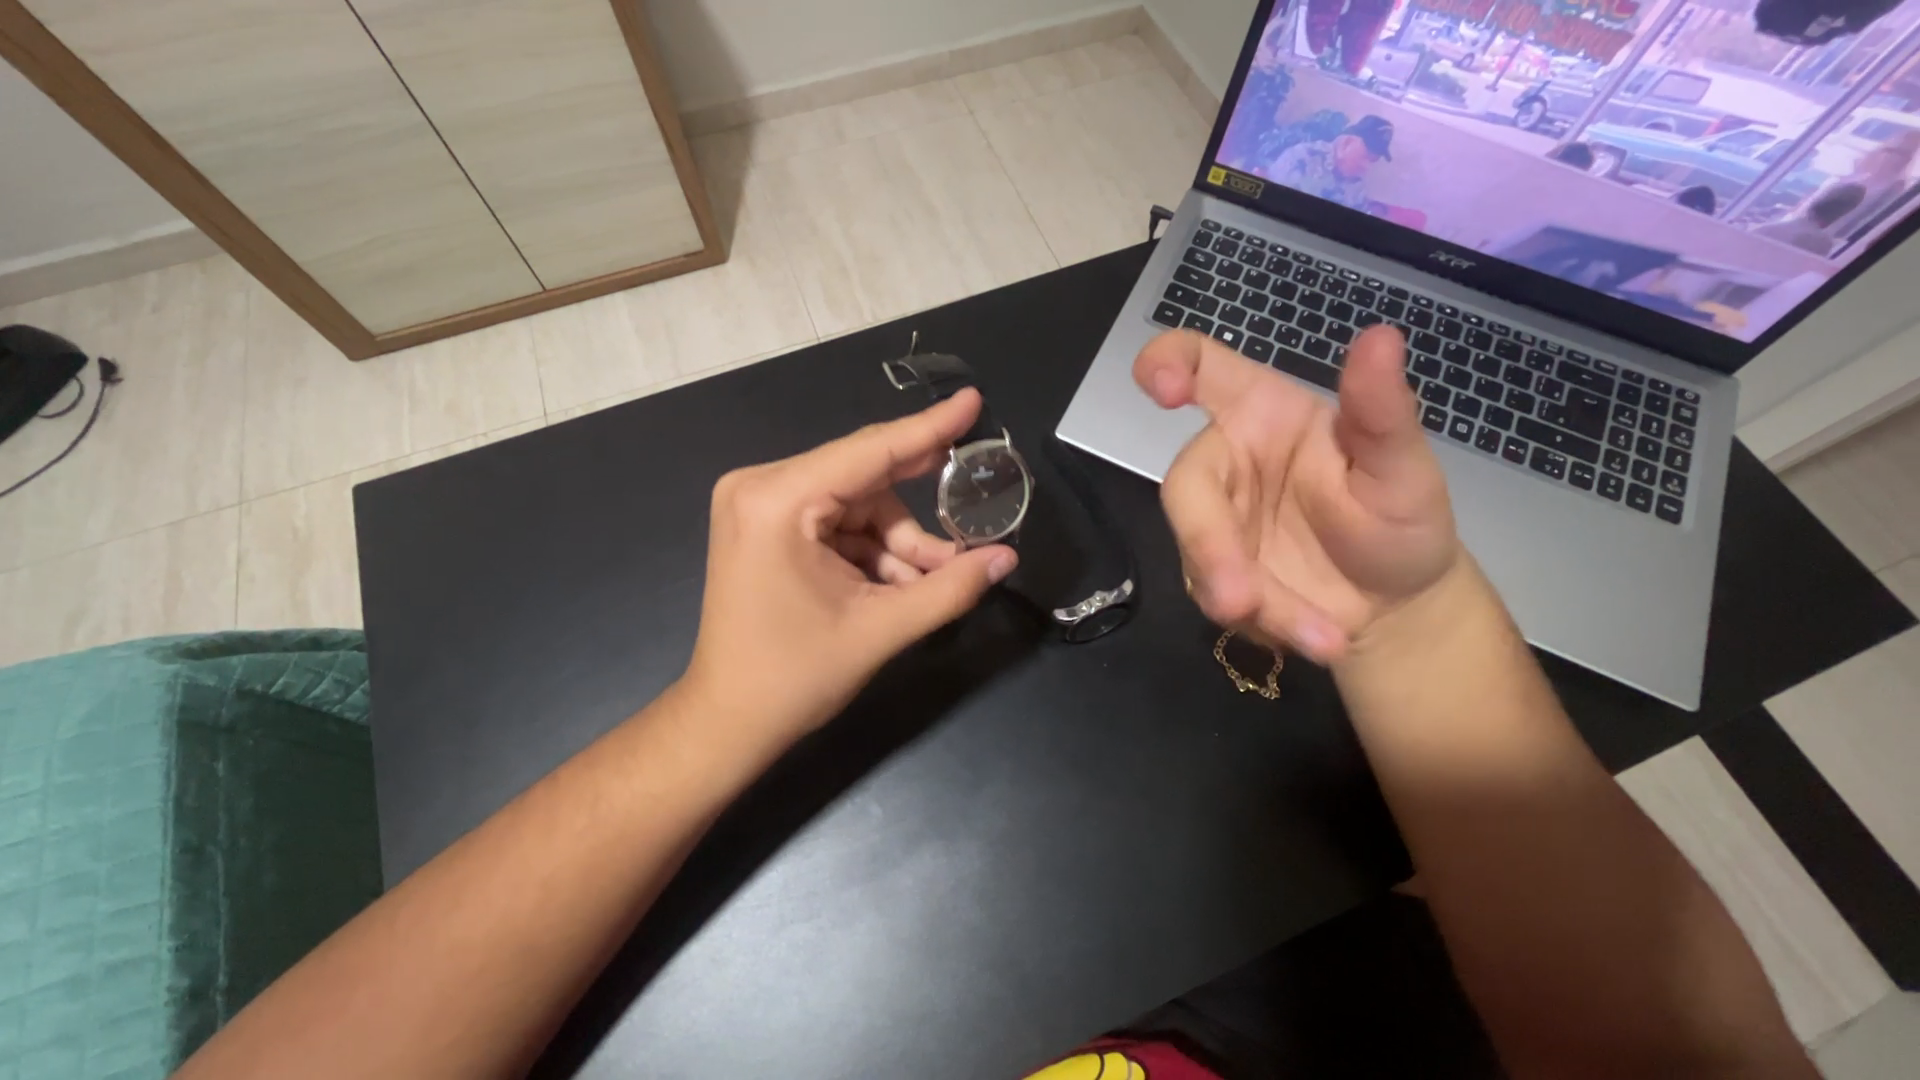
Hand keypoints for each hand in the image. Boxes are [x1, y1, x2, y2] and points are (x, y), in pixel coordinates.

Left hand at [681, 390, 1017, 746]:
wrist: (728, 721)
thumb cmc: (793, 678)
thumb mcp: (880, 629)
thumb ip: (949, 588)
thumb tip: (1006, 558)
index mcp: (778, 500)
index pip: (870, 452)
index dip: (929, 429)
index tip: (973, 402)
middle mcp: (762, 487)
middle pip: (865, 480)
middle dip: (918, 515)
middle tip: (975, 512)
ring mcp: (760, 506)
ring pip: (858, 506)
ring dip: (899, 545)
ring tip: (933, 583)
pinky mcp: (767, 528)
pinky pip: (839, 524)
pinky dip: (874, 552)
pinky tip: (901, 586)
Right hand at [1135, 327, 1460, 662]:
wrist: (1397, 608)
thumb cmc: (1401, 522)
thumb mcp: (1404, 469)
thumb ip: (1382, 413)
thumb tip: (1382, 337)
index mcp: (1264, 415)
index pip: (1202, 367)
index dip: (1168, 362)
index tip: (1161, 388)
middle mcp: (1228, 463)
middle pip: (1185, 485)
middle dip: (1207, 542)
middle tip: (1239, 600)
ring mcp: (1215, 523)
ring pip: (1199, 554)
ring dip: (1250, 598)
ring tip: (1325, 636)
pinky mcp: (1212, 575)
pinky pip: (1219, 598)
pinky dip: (1271, 623)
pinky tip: (1322, 639)